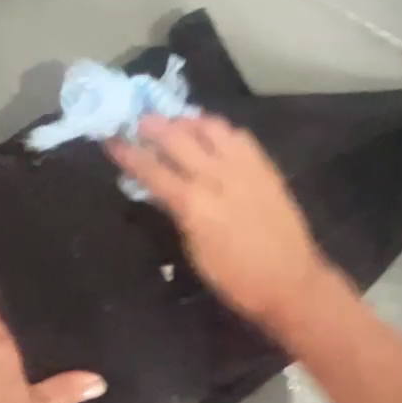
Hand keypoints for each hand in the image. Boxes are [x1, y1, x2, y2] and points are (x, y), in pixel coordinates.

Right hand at [107, 114, 335, 322]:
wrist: (291, 283)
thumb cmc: (235, 279)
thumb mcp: (194, 251)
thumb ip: (177, 213)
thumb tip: (159, 190)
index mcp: (194, 205)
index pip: (151, 170)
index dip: (128, 153)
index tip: (111, 139)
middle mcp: (217, 177)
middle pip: (177, 138)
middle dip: (153, 125)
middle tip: (138, 119)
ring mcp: (244, 168)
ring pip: (210, 127)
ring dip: (187, 120)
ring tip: (175, 121)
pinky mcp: (265, 167)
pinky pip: (238, 136)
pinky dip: (218, 130)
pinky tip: (211, 134)